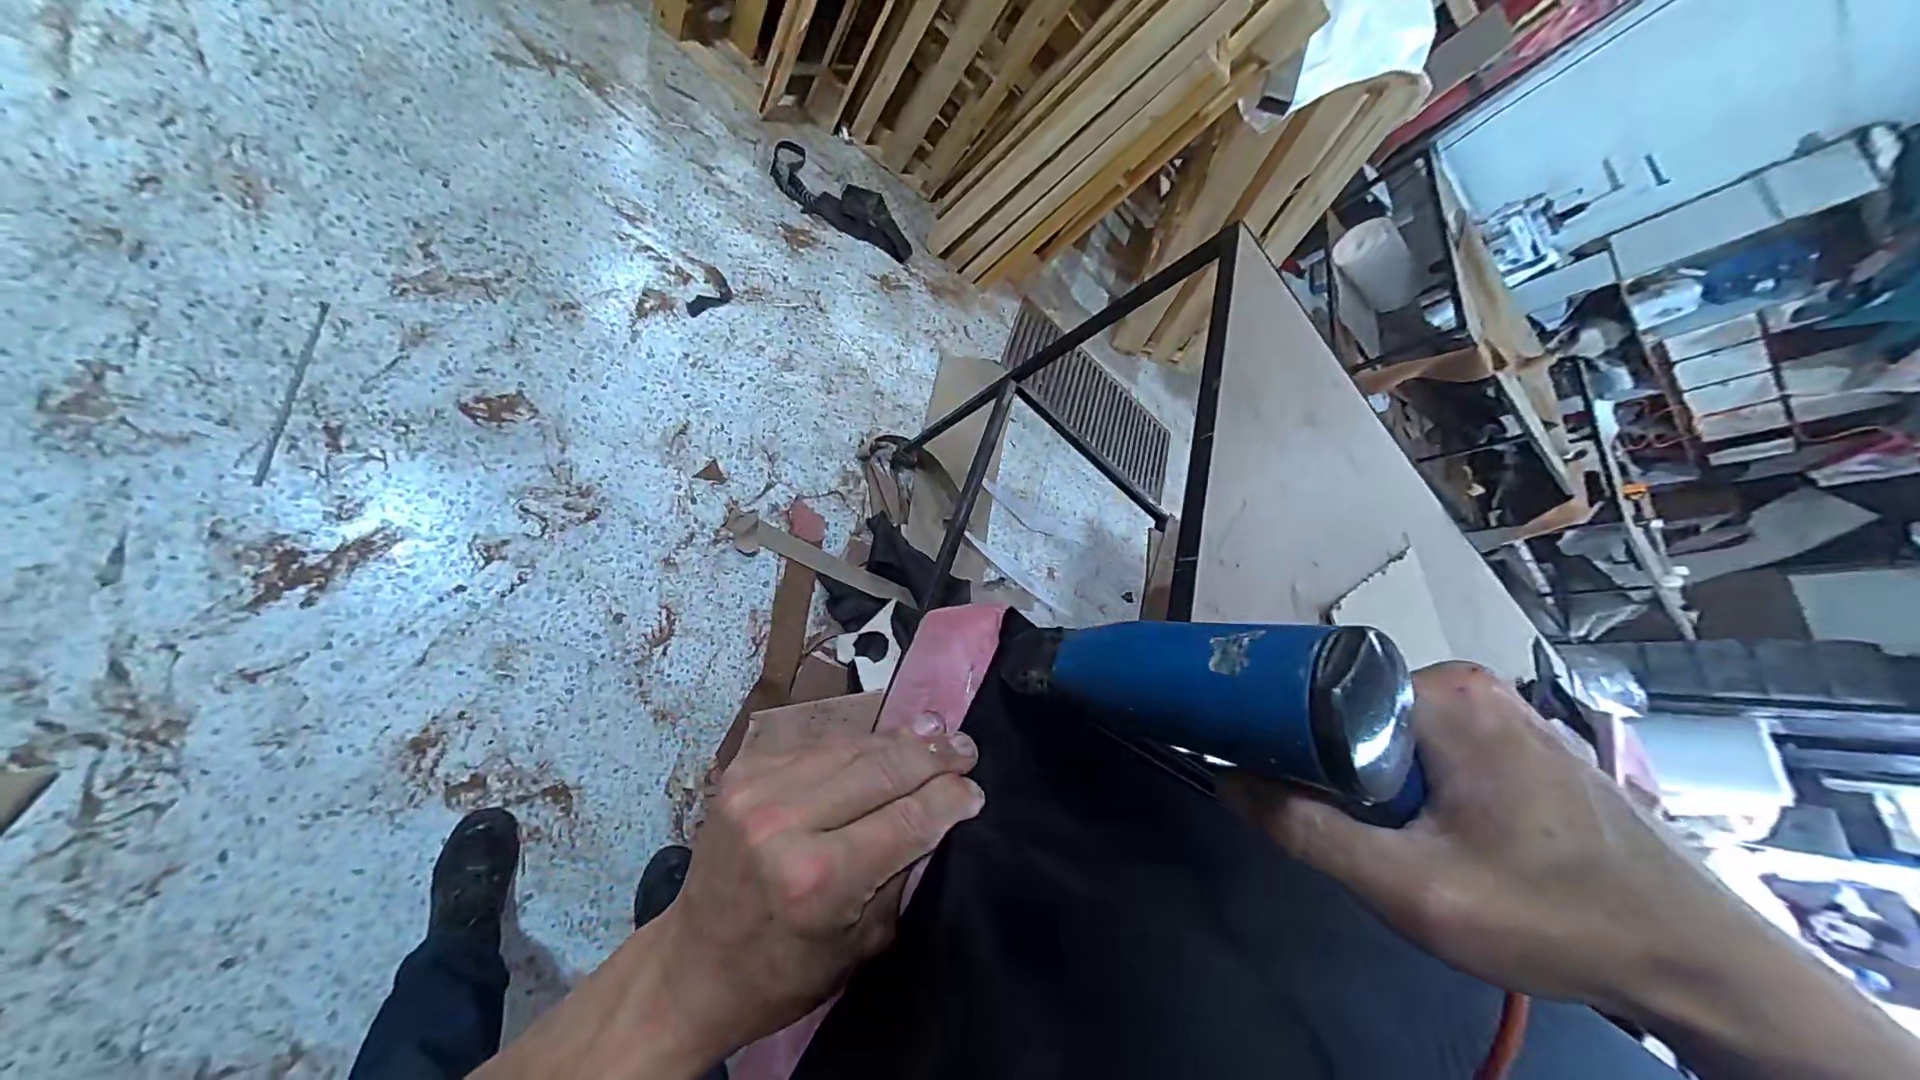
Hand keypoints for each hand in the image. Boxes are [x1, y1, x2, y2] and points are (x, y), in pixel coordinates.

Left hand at [654, 723, 984, 1054]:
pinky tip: (885, 742)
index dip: (950, 797)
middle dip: (933, 757)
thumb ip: (904, 870)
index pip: (908, 817)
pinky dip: (859, 744)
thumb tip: (942, 809)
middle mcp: (785, 822)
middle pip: (883, 770)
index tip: (975, 789)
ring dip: (901, 740)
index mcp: (818, 878)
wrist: (694, 963)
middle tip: (966, 748)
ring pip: (853, 746)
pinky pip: (820, 745)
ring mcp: (757, 788)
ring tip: (935, 732)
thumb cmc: (787, 970)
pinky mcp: (743, 769)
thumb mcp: (865, 941)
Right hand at [1220, 662, 1919, 1078]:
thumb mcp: (1408, 886)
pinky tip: (1435, 831)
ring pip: (1391, 732)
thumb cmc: (1549, 914)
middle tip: (1350, 828)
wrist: (1698, 964)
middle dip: (1337, 768)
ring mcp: (1502, 709)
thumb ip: (1305, 831)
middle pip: (1355, 714)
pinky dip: (1411, 779)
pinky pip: (1431, 743)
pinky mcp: (1520, 738)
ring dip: (1374, 779)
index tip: (1276, 780)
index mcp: (1443, 694)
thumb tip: (1226, 780)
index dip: (1288, 737)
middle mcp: (1471, 685)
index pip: (1323, 695)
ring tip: (1392, 836)